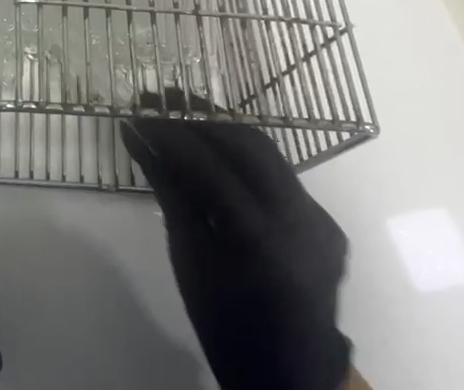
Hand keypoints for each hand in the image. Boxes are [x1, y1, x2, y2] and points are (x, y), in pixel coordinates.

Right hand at [122, 94, 350, 389]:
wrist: (288, 372)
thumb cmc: (224, 322)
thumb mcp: (189, 257)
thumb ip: (169, 190)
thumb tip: (138, 137)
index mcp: (262, 236)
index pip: (211, 165)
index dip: (171, 135)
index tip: (139, 115)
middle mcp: (301, 216)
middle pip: (249, 143)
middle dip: (201, 118)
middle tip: (161, 101)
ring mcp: (320, 216)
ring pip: (269, 153)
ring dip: (223, 132)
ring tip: (183, 116)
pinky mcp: (325, 220)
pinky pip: (281, 177)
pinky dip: (244, 162)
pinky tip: (216, 157)